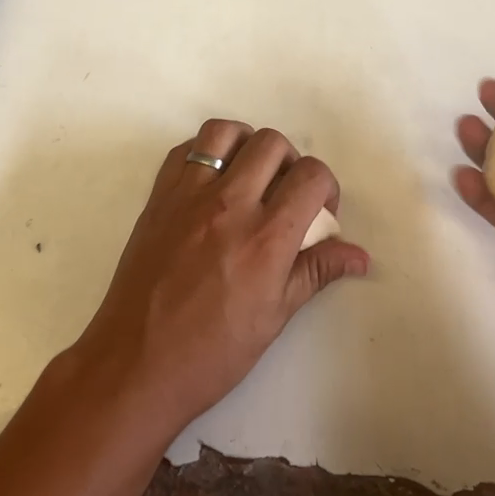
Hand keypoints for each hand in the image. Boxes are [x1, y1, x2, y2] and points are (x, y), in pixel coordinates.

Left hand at [68, 120, 370, 429]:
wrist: (135, 364)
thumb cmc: (211, 353)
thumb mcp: (274, 317)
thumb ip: (315, 272)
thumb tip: (359, 255)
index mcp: (265, 237)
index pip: (311, 176)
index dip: (326, 186)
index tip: (321, 211)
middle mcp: (229, 203)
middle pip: (272, 143)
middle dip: (290, 162)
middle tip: (286, 194)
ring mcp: (188, 196)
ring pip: (225, 132)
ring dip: (246, 145)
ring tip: (249, 176)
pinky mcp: (158, 198)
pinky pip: (184, 150)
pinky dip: (204, 153)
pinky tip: (211, 183)